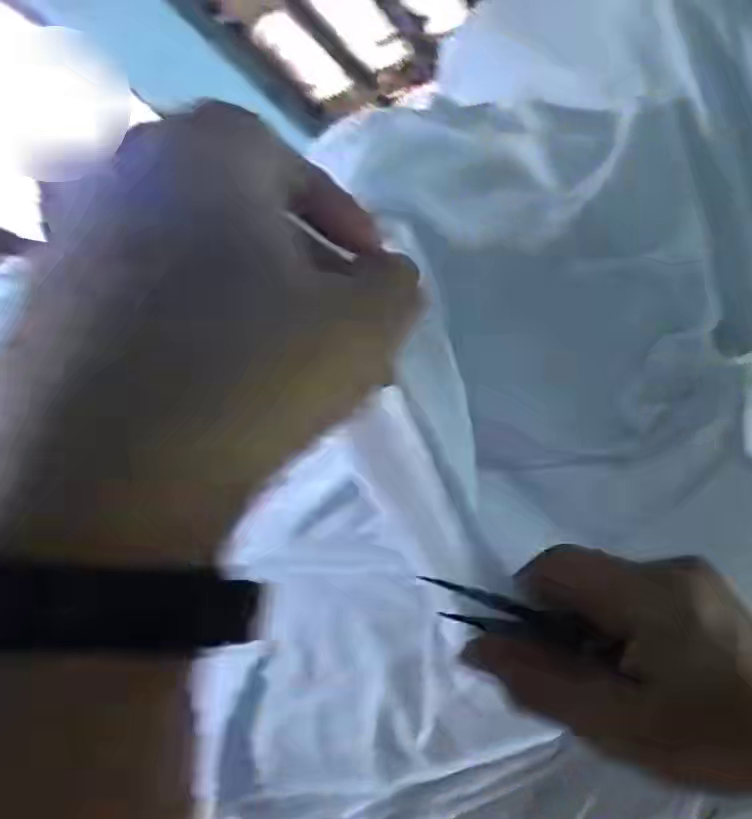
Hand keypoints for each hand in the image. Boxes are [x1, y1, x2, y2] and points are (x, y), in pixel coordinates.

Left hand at [0, 102, 419, 563]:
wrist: (123, 451)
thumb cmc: (266, 363)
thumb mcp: (376, 321)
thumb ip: (398, 281)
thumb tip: (384, 270)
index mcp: (197, 166)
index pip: (265, 144)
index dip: (330, 197)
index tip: (370, 260)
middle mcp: (121, 180)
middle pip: (225, 191)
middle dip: (298, 242)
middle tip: (345, 302)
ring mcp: (78, 239)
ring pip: (194, 239)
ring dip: (259, 279)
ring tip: (305, 342)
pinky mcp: (62, 297)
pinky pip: (156, 280)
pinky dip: (210, 306)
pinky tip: (248, 362)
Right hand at [461, 546, 751, 792]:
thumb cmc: (715, 735)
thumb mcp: (618, 722)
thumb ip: (544, 680)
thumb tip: (480, 644)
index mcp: (653, 590)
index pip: (555, 565)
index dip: (526, 609)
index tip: (543, 663)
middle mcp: (677, 568)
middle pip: (587, 577)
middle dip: (567, 627)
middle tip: (593, 688)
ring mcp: (702, 578)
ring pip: (617, 590)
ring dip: (602, 633)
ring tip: (631, 688)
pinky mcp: (716, 594)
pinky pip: (650, 598)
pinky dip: (634, 630)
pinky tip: (659, 675)